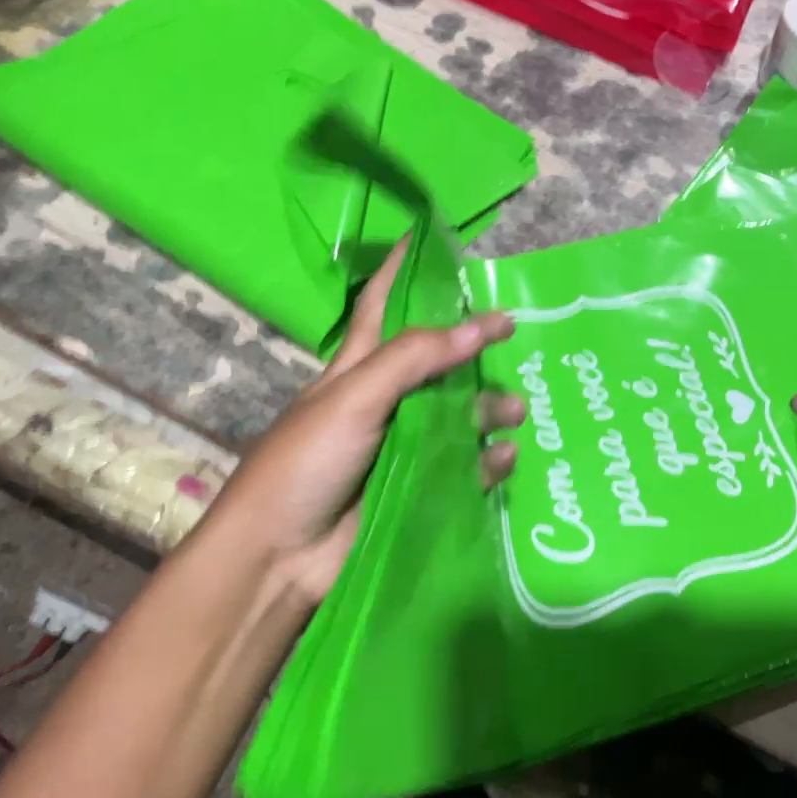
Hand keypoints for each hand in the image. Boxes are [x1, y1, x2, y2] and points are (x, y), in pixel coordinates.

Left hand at [208, 240, 524, 602]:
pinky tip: (504, 456)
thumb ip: (416, 357)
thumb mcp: (354, 397)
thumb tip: (483, 323)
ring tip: (515, 411)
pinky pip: (469, 465)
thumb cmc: (304, 463)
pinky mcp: (423, 488)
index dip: (405, 269)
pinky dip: (491, 458)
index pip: (385, 303)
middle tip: (515, 334)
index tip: (435, 237)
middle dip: (475, 346)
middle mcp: (387, 400)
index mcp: (358, 368)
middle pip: (440, 359)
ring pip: (463, 413)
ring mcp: (406, 446)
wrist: (280, 560)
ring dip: (491, 406)